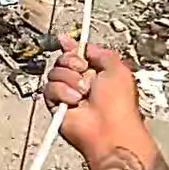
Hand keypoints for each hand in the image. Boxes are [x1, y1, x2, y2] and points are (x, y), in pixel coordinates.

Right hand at [44, 33, 146, 157]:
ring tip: (82, 93)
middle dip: (72, 63)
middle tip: (84, 72)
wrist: (108, 129)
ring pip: (54, 73)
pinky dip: (62, 93)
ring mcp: (68, 93)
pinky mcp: (55, 104)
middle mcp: (81, 82)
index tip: (65, 40)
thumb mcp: (118, 69)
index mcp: (97, 73)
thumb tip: (86, 46)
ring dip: (69, 80)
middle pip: (63, 60)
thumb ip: (101, 52)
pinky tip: (74, 102)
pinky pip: (49, 88)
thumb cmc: (119, 104)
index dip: (72, 47)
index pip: (78, 54)